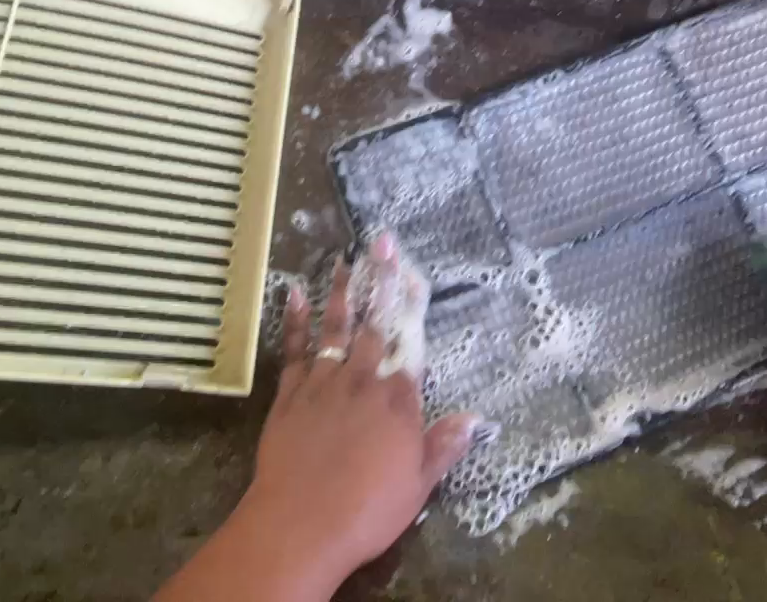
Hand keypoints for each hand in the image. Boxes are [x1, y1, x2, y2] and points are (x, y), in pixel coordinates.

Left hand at [154, 244, 478, 601]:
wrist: (301, 524)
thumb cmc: (367, 509)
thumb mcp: (418, 484)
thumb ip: (444, 445)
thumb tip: (476, 417)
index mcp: (398, 400)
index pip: (409, 342)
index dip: (410, 304)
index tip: (410, 269)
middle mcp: (363, 380)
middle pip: (374, 323)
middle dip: (380, 281)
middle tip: (381, 242)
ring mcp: (324, 382)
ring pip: (335, 327)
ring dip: (341, 292)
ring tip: (344, 258)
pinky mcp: (291, 393)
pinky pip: (294, 350)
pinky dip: (295, 321)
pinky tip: (294, 293)